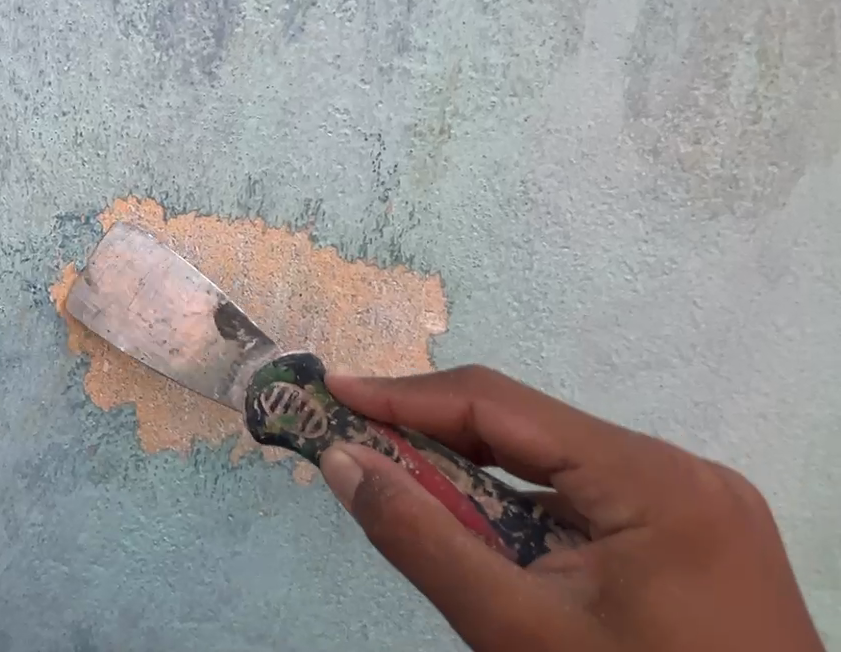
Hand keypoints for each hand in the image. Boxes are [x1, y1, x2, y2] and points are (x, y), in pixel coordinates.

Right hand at [318, 367, 824, 651]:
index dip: (401, 394)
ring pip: (541, 458)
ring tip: (397, 482)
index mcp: (651, 480)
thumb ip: (419, 537)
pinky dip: (509, 502)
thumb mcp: (517, 631)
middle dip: (426, 432)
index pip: (494, 404)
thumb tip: (336, 458)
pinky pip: (572, 492)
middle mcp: (676, 472)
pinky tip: (472, 526)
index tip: (330, 391)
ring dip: (464, 470)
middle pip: (518, 425)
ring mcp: (690, 503)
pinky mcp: (687, 534)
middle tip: (352, 439)